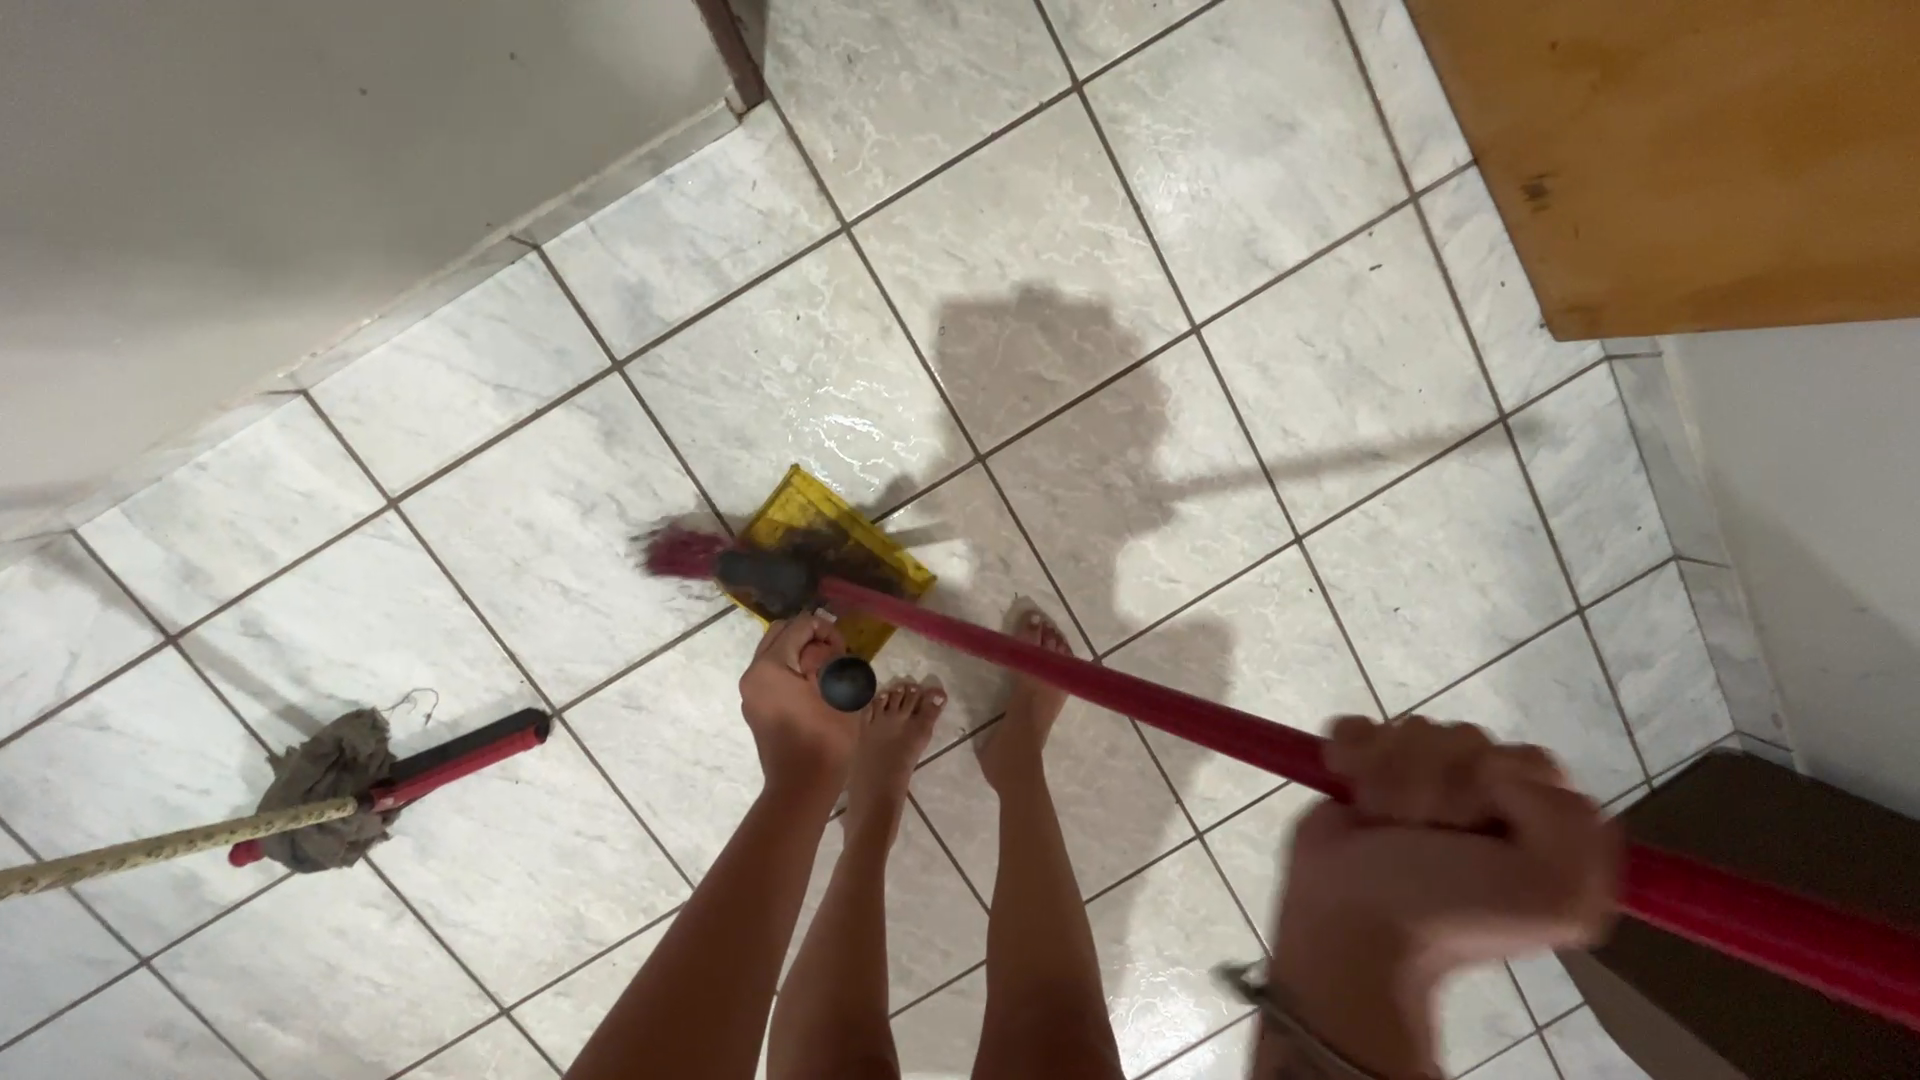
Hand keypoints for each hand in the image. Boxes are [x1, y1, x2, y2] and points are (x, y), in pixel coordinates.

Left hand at [738, 614, 860, 797]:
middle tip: (836, 658)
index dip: (827, 631)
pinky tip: (815, 689)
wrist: (803, 787)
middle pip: (782, 635)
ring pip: (777, 654)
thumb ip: (834, 659)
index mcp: (770, 666)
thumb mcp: (840, 690)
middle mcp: (753, 675)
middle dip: (811, 638)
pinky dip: (793, 672)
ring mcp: (751, 693)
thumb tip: (827, 652)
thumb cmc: (825, 739)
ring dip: (802, 655)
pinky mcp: (757, 709)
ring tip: (828, 674)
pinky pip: (774, 675)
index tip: (844, 652)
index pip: (800, 626)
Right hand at [1263, 715, 1620, 1076]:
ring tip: (1383, 825)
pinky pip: (1359, 726)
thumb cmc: (1449, 911)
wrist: (1353, 920)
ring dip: (1391, 780)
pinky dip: (1350, 753)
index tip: (1481, 829)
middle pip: (1467, 739)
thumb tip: (1495, 770)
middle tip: (1425, 835)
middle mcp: (1478, 792)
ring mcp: (1414, 775)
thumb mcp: (1557, 896)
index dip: (1502, 784)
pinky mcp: (1359, 764)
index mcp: (1532, 818)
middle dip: (1440, 787)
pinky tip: (1351, 791)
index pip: (1529, 759)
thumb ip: (1570, 821)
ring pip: (1411, 730)